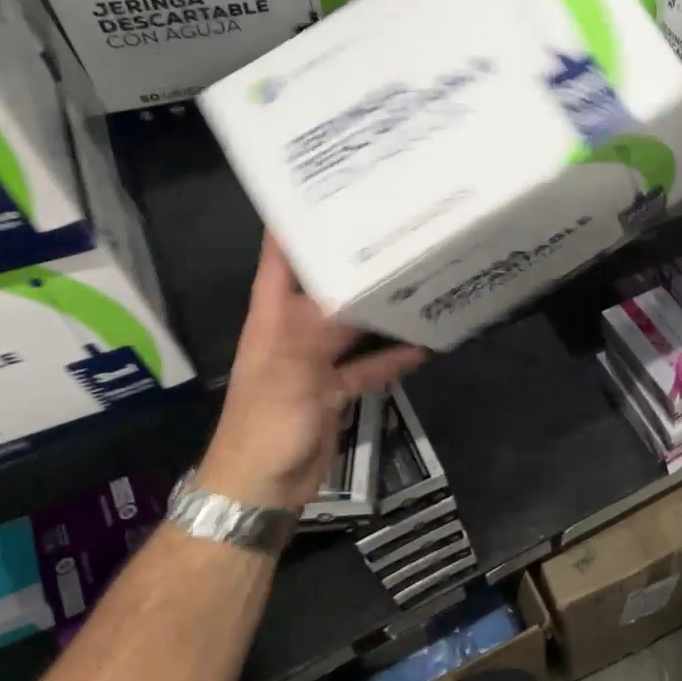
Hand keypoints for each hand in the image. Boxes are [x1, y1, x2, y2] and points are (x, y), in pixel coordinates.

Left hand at [197, 238, 424, 511]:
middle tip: (392, 231)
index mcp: (271, 318)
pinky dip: (389, 357)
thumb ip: (323, 327)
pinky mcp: (332, 391)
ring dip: (376, 308)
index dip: (296, 223)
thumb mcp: (293, 370)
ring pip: (349, 325)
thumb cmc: (266, 426)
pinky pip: (366, 366)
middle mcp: (292, 333)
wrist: (259, 489)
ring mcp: (313, 363)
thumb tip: (357, 286)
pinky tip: (421, 344)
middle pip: (324, 287)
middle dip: (350, 261)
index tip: (327, 190)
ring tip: (415, 281)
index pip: (280, 258)